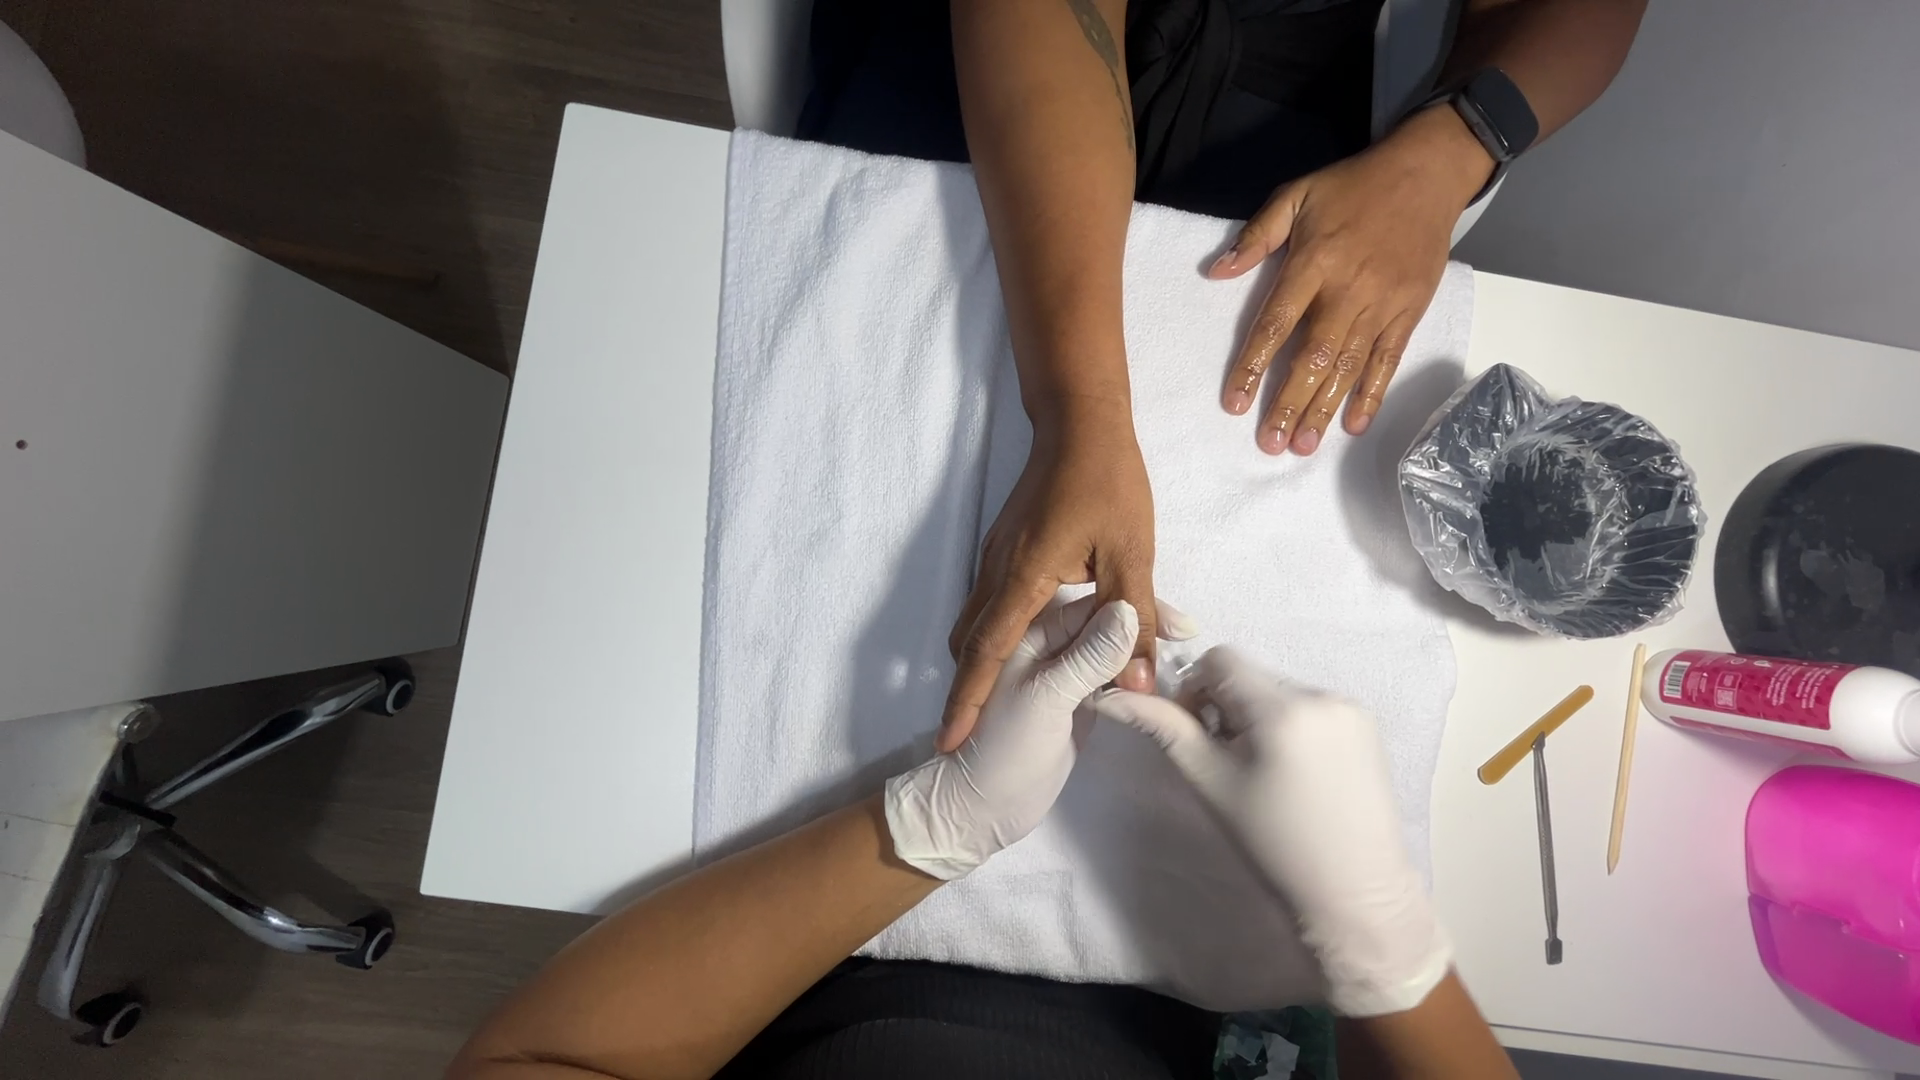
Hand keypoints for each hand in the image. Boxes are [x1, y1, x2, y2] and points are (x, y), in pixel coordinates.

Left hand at [892, 595, 1195, 879]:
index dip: (1133, 609)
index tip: (1177, 620)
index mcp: (1029, 632)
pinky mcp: (1073, 700)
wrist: (983, 808)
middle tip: (1188, 631)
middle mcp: (1046, 644)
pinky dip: (1132, 675)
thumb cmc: (1005, 749)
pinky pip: (1108, 677)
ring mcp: (1061, 673)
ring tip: (1182, 648)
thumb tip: (1130, 608)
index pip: (1089, 607)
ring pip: (1108, 649)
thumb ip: (1087, 655)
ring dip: (1139, 650)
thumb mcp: (1047, 697)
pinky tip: (1158, 674)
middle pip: (1102, 623)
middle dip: (1142, 625)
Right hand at [942, 416, 1169, 750]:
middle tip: (969, 731)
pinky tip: (1024, 646)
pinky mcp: (1002, 549)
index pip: (986, 652)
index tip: (949, 740)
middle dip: (966, 690)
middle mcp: (995, 571)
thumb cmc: (1107, 483)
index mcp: (1022, 577)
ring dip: (980, 663)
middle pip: (968, 643)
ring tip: (993, 700)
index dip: (968, 700)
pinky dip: (992, 636)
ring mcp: (993, 558)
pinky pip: (986, 603)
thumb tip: (1137, 684)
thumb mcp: (1131, 553)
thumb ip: (1132, 620)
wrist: (1078, 424)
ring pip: (974, 622)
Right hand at [1092, 646, 1451, 1015]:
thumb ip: (1162, 726)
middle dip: (1226, 704)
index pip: (1219, 659)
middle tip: (1227, 757)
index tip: (1198, 732)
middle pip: (1248, 674)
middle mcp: (1321, 695)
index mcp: (1281, 709)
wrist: (1353, 894)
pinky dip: (1287, 722)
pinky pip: (1307, 703)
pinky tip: (1292, 768)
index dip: (1195, 688)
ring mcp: (1349, 708)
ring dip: (1256, 713)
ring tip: (1262, 767)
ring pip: (1276, 688)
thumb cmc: (1270, 842)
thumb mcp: (1208, 780)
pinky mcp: (1366, 722)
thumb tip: (1108, 695)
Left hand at [1211, 105, 1492, 454]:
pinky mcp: (1409, 312)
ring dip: (1324, 409)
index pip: (1275, 324)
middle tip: (1270, 443)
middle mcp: (1347, 290)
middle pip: (1313, 356)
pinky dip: (1372, 394)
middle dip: (1289, 402)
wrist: (1430, 171)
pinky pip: (1388, 360)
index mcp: (1313, 264)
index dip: (1253, 366)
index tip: (1234, 404)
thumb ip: (1256, 236)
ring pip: (1348, 366)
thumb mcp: (1297, 195)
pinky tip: (1354, 425)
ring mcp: (1382, 304)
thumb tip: (1215, 271)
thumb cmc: (1352, 187)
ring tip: (1302, 445)